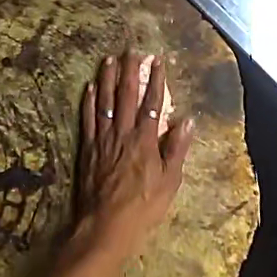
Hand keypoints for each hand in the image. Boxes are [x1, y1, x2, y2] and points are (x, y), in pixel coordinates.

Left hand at [72, 51, 193, 262]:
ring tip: (109, 59)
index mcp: (145, 140)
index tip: (157, 60)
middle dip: (130, 71)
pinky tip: (90, 87)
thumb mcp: (169, 182)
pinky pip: (88, 118)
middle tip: (131, 50)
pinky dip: (89, 101)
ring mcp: (103, 138)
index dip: (156, 80)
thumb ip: (177, 149)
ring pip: (105, 101)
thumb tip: (188, 121)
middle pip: (126, 95)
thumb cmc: (143, 207)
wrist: (105, 226)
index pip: (152, 103)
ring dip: (108, 79)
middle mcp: (123, 133)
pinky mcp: (88, 147)